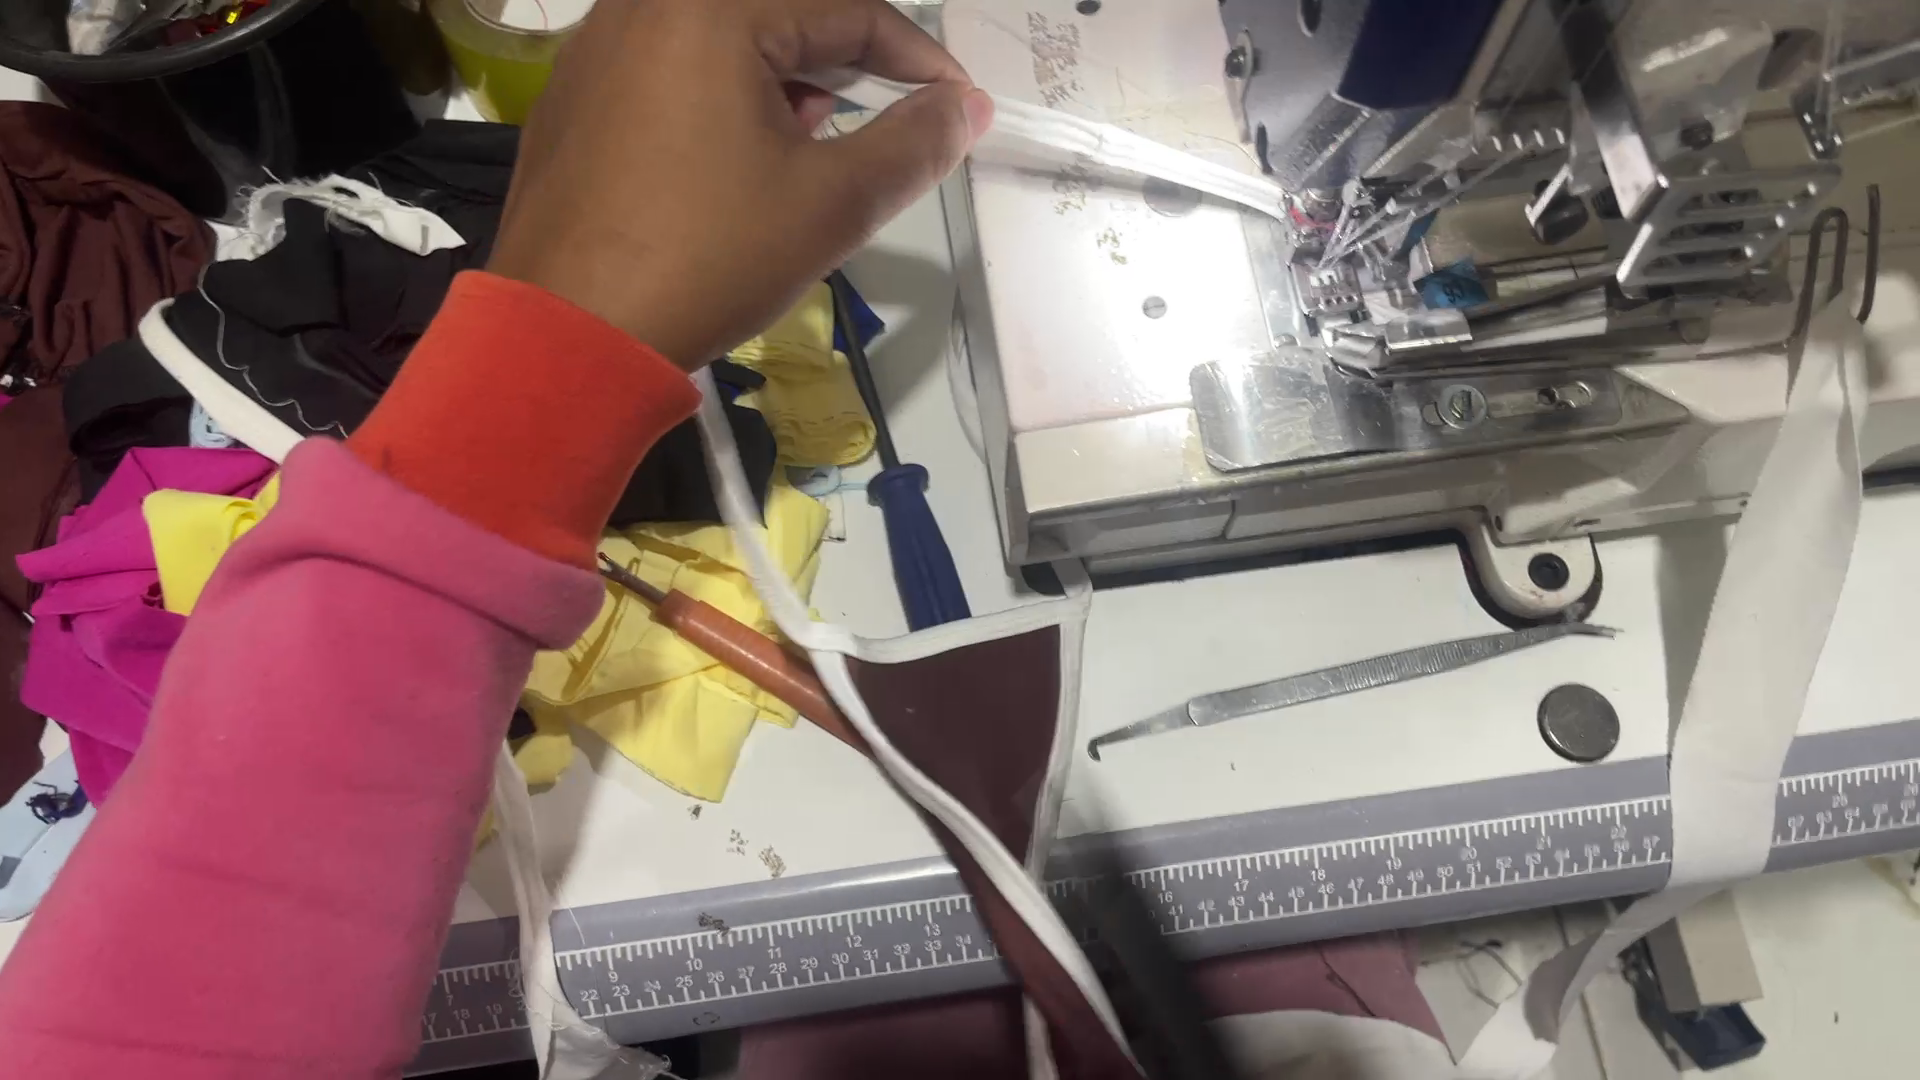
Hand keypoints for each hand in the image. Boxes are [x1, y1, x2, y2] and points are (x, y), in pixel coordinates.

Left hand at [487, 0, 993, 369]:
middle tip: (892, 116)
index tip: (958, 104)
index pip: (847, 9)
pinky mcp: (574, 103)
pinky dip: (726, 100)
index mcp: (711, 8)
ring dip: (788, 80)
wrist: (576, 334)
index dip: (918, 56)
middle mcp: (644, 5)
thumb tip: (968, 105)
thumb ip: (912, 147)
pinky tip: (741, 159)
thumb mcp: (831, 205)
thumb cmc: (714, 259)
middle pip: (779, 15)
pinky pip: (671, 74)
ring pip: (722, 42)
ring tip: (821, 137)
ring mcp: (595, 50)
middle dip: (850, 62)